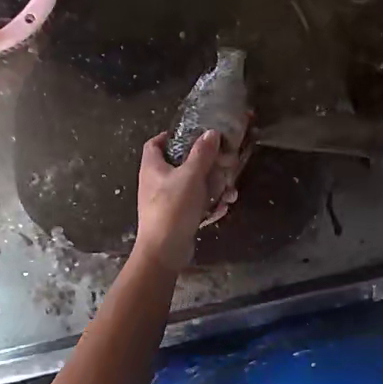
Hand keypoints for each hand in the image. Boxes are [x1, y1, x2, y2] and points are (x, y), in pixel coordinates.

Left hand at [135, 131, 239, 269]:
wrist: (164, 250)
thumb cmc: (173, 207)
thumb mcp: (191, 175)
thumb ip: (202, 153)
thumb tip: (210, 132)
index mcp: (153, 167)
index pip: (155, 143)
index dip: (171, 136)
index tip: (193, 133)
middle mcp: (156, 182)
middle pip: (181, 164)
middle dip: (206, 164)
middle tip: (224, 163)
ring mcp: (165, 201)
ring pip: (192, 186)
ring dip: (213, 187)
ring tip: (230, 192)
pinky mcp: (176, 217)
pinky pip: (195, 205)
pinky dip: (208, 205)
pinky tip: (222, 208)